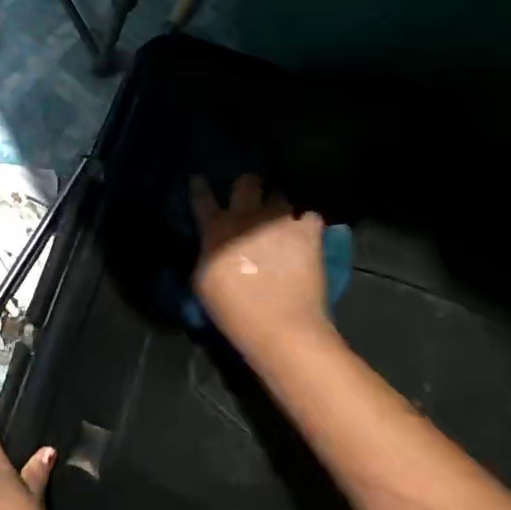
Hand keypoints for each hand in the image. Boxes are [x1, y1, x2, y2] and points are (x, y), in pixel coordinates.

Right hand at [189, 174, 329, 351]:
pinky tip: (306, 234)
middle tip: (250, 194)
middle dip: (248, 184)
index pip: (202, 197)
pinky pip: (310, 216)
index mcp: (217, 229)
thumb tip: (212, 245)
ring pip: (279, 195)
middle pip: (246, 182)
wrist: (282, 328)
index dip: (200, 187)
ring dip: (277, 205)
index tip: (200, 181)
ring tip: (279, 218)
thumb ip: (207, 254)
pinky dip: (307, 224)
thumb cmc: (234, 311)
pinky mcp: (309, 233)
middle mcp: (247, 217)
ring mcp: (280, 222)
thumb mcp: (203, 282)